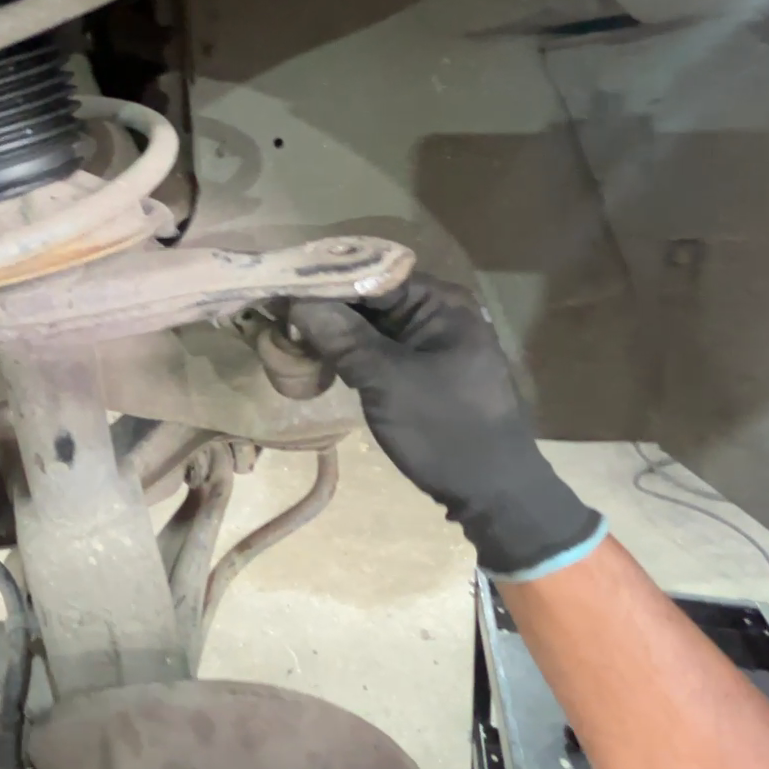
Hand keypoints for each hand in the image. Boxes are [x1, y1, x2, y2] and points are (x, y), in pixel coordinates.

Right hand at [288, 274, 603, 578]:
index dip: (323, 280)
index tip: (279, 289)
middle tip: (275, 314)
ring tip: (285, 334)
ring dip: (330, 329)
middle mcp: (437, 310)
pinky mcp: (419, 366)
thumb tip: (295, 300)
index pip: (370, 275)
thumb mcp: (386, 380)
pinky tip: (314, 357)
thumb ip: (341, 336)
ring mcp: (428, 340)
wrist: (494, 493)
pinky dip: (345, 350)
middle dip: (323, 306)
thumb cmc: (445, 429)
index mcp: (440, 302)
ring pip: (367, 322)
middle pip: (367, 296)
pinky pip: (374, 345)